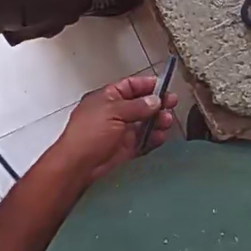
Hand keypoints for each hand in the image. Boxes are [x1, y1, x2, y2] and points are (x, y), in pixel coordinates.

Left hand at [40, 75, 179, 184]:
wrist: (79, 165)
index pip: (129, 86)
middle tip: (171, 102)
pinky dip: (153, 138)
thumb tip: (154, 100)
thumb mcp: (113, 112)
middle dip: (156, 103)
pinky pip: (144, 140)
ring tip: (167, 120)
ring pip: (144, 123)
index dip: (146, 85)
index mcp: (106, 98)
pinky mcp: (125, 149)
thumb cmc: (87, 135)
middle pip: (140, 104)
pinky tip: (160, 136)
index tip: (163, 86)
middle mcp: (113, 113)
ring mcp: (119, 131)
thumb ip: (137, 106)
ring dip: (157, 120)